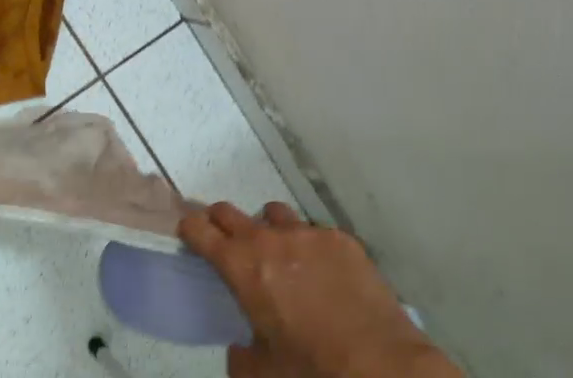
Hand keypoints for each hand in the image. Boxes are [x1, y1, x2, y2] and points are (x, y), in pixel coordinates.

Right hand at [180, 202, 460, 377]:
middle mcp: (265, 239)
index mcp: (238, 264)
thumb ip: (239, 352)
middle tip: (233, 247)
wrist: (383, 368)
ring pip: (273, 213)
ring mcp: (305, 234)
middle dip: (223, 225)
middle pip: (226, 211)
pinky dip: (313, 246)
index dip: (189, 230)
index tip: (193, 239)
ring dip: (270, 229)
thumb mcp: (261, 370)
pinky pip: (316, 232)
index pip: (195, 226)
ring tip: (284, 255)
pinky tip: (327, 272)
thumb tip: (239, 346)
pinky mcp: (342, 241)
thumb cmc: (312, 367)